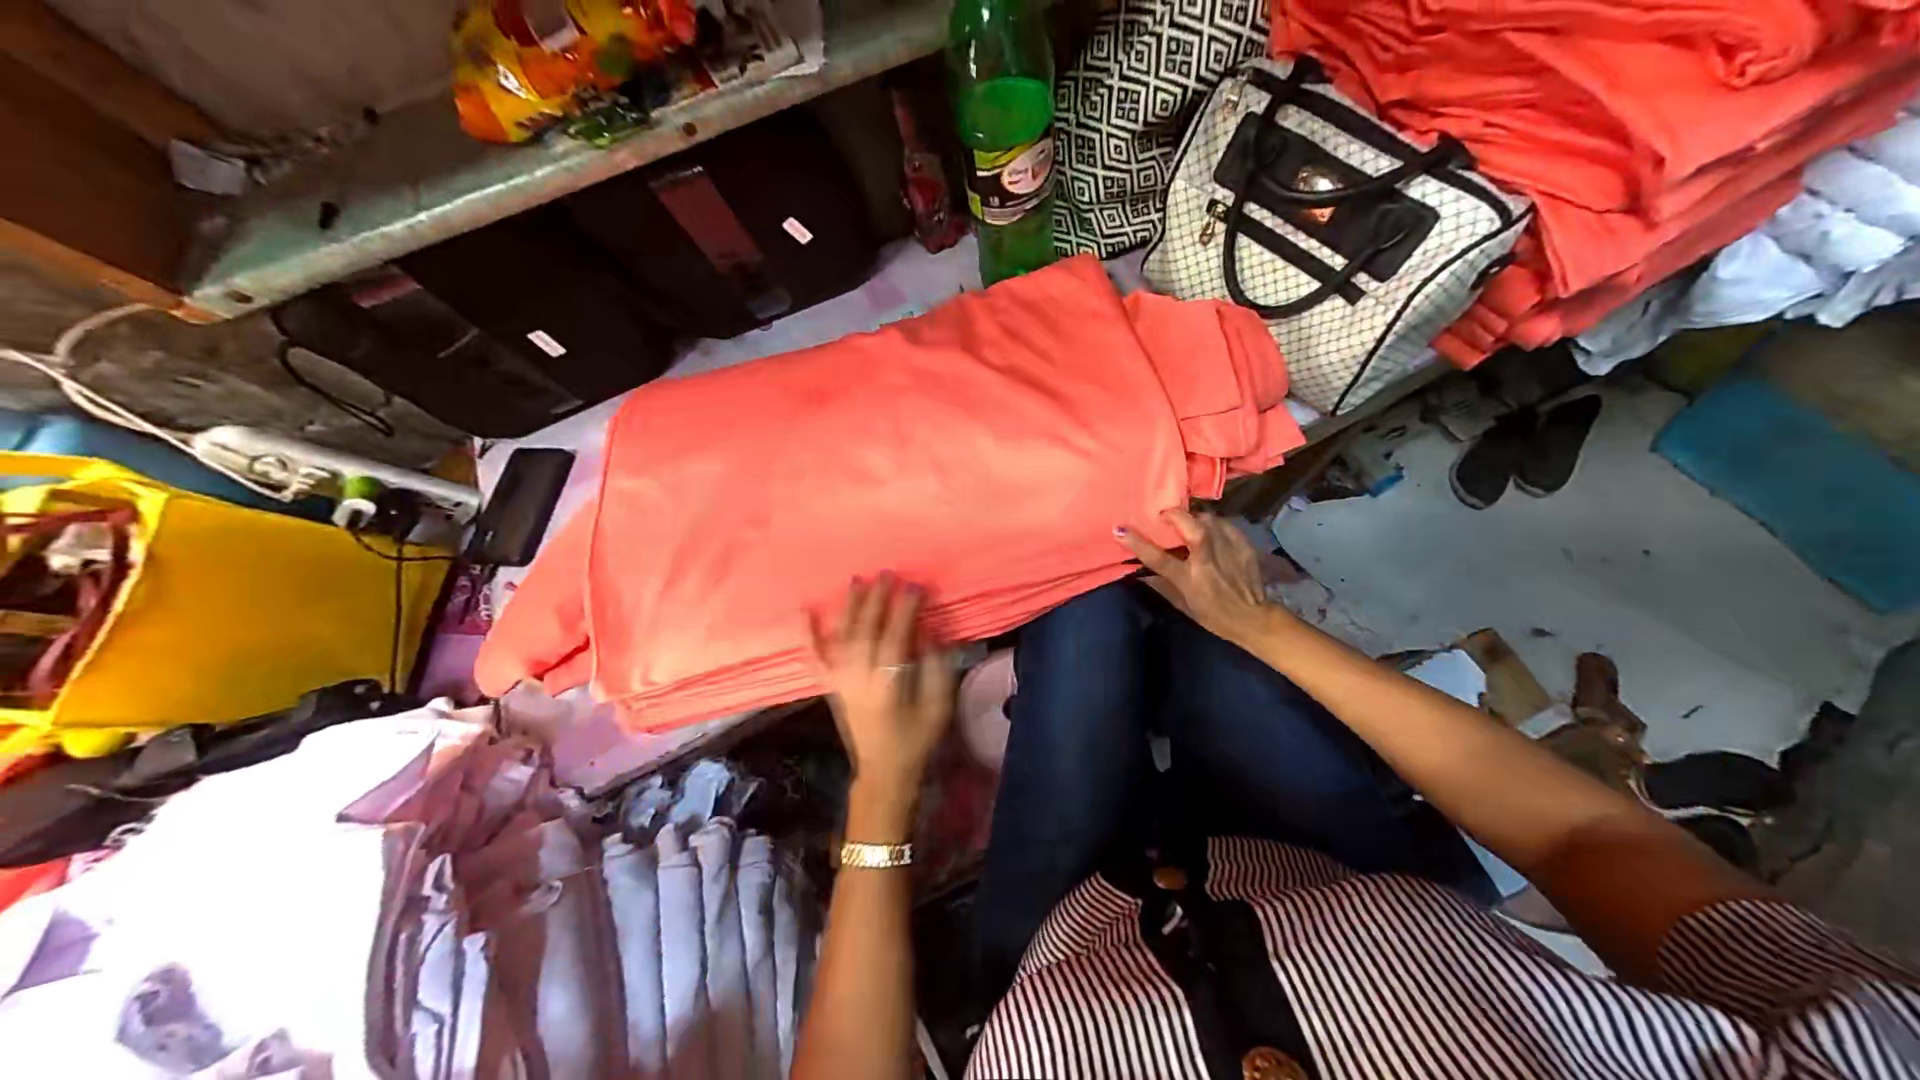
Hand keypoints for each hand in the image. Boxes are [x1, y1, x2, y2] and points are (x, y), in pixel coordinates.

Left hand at [810, 575, 956, 806]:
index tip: (916, 586)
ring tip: (857, 580)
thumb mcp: (938, 705)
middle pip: (866, 630)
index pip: (897, 635)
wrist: (883, 771)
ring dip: (850, 607)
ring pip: (842, 636)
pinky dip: (809, 634)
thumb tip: (929, 629)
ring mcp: (841, 681)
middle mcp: (859, 678)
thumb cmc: (917, 739)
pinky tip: (806, 610)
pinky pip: (816, 657)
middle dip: (877, 599)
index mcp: (889, 684)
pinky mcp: (831, 686)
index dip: (906, 609)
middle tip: (887, 573)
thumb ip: (936, 666)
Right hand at [1117, 509, 1283, 647]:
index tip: (1121, 529)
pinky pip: (1224, 523)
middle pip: (1187, 524)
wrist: (1253, 618)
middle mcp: (1207, 558)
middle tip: (1165, 516)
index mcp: (1188, 577)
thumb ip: (1162, 586)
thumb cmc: (1214, 615)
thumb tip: (1141, 573)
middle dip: (1173, 514)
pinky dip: (1214, 523)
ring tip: (1190, 523)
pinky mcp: (1243, 544)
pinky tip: (1211, 530)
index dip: (1136, 542)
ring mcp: (1227, 548)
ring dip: (1194, 518)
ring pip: (1207, 519)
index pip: (1157, 556)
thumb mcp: (1183, 605)